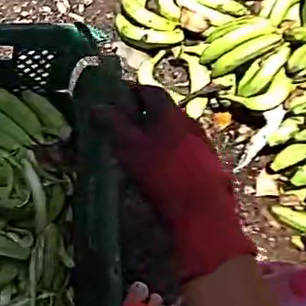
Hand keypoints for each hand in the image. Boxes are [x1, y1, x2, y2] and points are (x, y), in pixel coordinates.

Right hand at [99, 84, 254, 280]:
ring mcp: (203, 144)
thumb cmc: (162, 174)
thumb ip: (113, 124)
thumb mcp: (130, 147)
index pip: (149, 91)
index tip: (114, 102)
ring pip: (174, 132)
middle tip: (122, 128)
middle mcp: (190, 123)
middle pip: (163, 112)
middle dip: (143, 117)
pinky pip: (185, 152)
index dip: (130, 94)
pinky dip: (169, 154)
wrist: (203, 213)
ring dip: (157, 136)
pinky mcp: (210, 166)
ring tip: (138, 152)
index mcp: (170, 113)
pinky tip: (159, 171)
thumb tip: (95, 107)